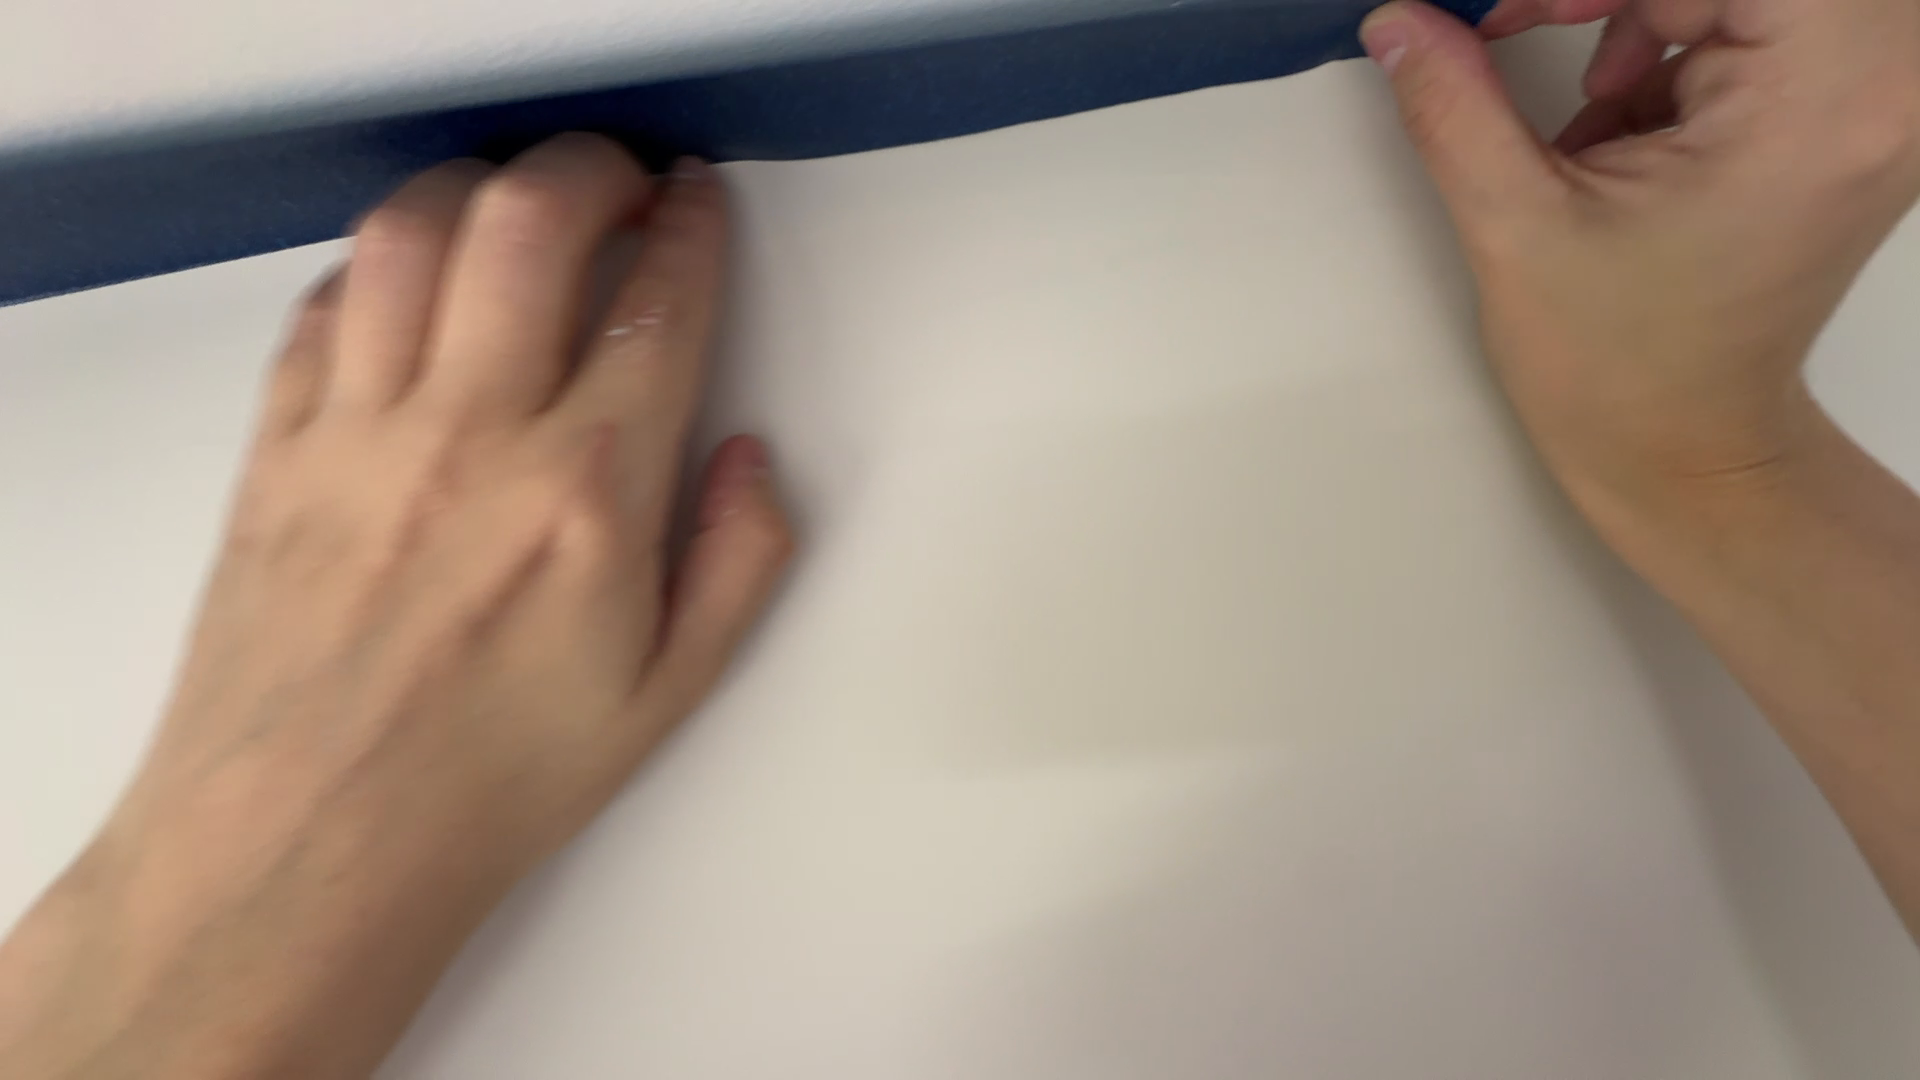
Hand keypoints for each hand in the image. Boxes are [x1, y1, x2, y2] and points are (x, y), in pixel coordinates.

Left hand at [0, 134, 792, 1078]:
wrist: (316, 843)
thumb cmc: (511, 768)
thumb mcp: (680, 683)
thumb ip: (745, 557)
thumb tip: (751, 459)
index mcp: (593, 494)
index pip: (661, 311)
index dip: (693, 232)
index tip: (703, 198)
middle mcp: (478, 435)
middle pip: (533, 225)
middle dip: (595, 169)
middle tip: (629, 174)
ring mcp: (364, 430)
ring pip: (417, 232)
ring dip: (488, 185)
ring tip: (531, 197)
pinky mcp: (280, 447)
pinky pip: (330, 302)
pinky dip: (391, 260)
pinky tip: (429, 280)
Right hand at [1361, 0, 1919, 521]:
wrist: (1670, 436)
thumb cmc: (1602, 356)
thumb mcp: (1512, 224)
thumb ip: (1454, 108)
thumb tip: (1398, 22)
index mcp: (1829, 89)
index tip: (1487, 14)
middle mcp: (1897, 67)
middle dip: (1606, 0)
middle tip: (1509, 33)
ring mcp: (1882, 86)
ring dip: (1638, 23)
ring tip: (1586, 129)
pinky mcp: (1845, 108)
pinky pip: (1750, 29)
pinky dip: (1666, 57)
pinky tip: (1621, 136)